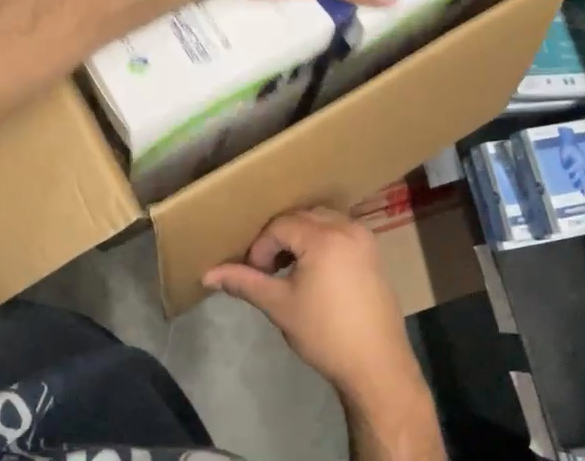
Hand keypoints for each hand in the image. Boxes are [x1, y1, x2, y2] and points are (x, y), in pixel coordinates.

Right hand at [202, 208, 421, 400]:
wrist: (377, 366)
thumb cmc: (325, 334)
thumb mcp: (279, 306)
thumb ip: (244, 282)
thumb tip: (208, 275)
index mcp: (325, 237)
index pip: (280, 226)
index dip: (261, 247)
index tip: (254, 273)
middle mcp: (347, 228)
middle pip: (301, 217)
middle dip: (279, 238)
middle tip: (267, 268)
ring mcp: (365, 239)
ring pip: (322, 221)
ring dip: (301, 237)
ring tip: (287, 269)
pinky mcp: (374, 254)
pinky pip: (340, 232)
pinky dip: (322, 241)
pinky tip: (313, 271)